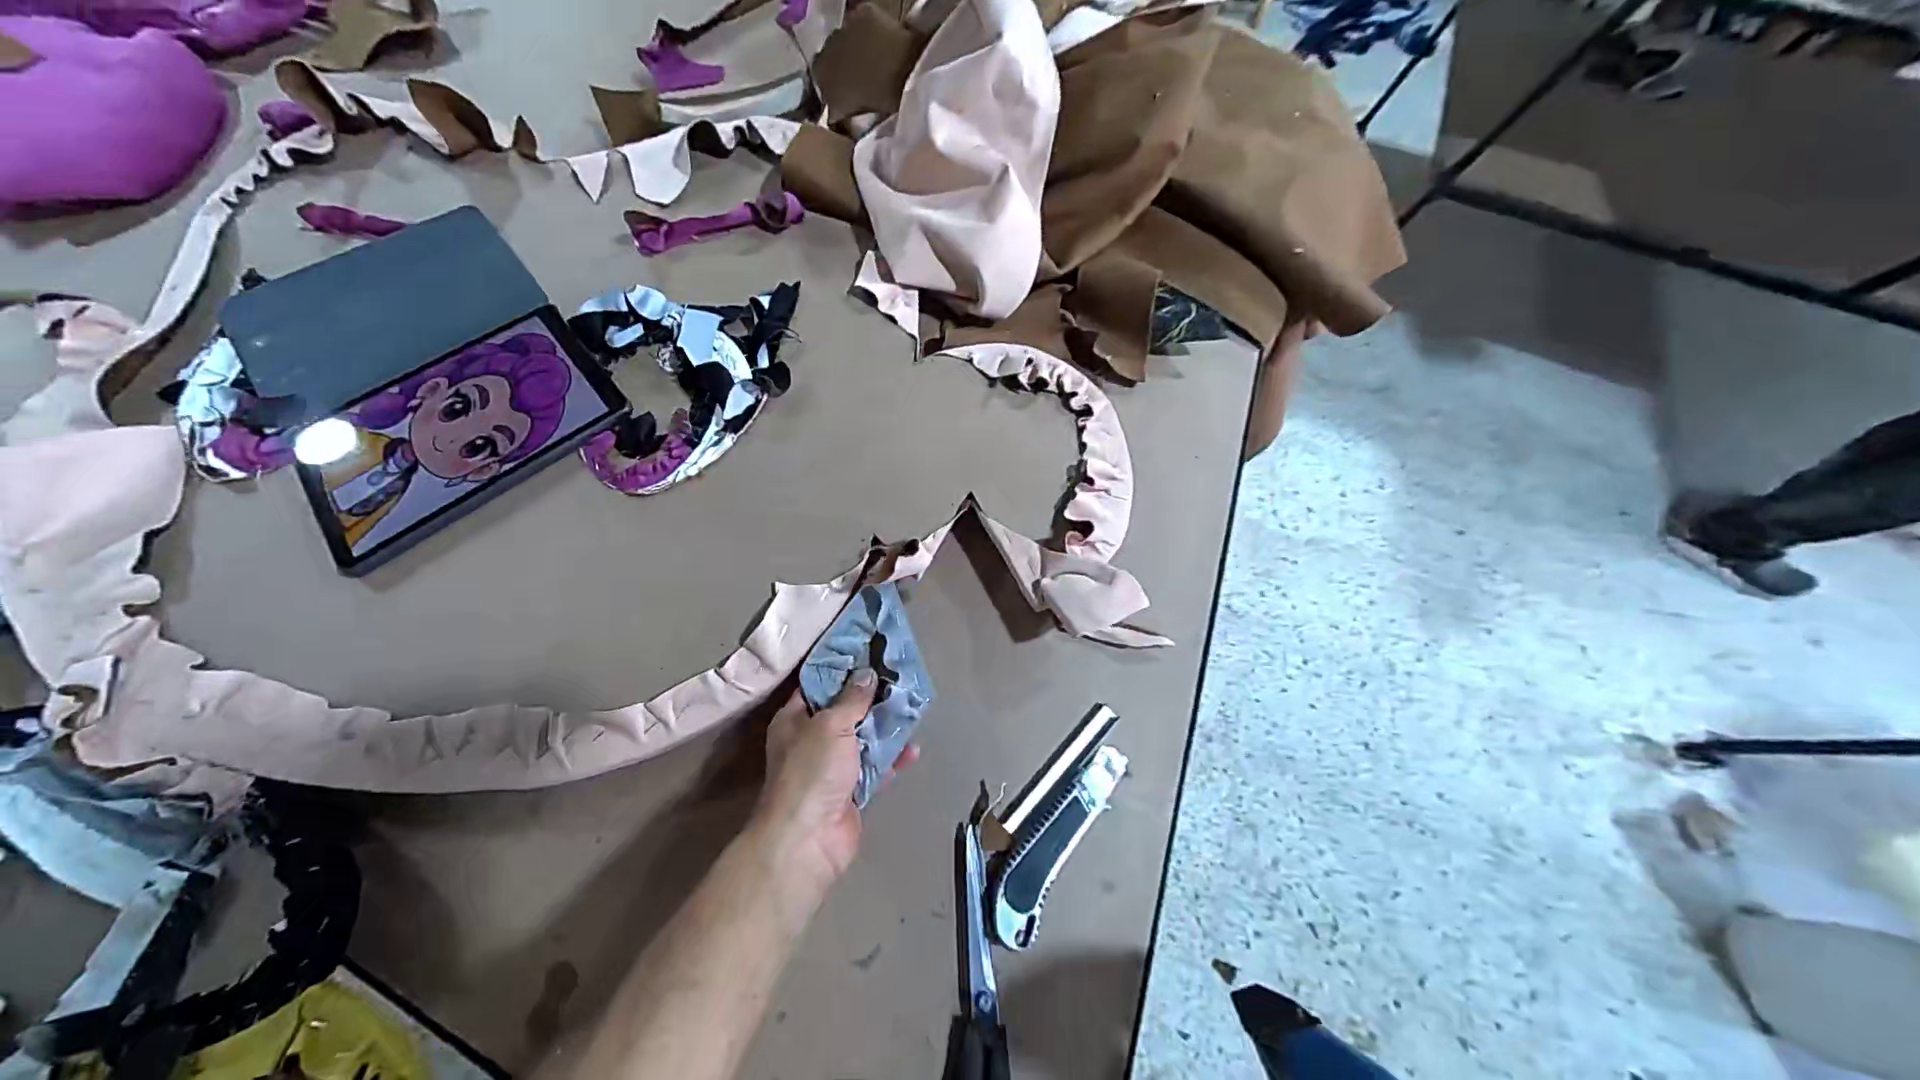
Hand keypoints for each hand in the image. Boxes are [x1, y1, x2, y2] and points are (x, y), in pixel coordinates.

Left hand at [748, 671, 917, 899]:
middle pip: (845, 711)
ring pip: (863, 739)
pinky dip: (892, 759)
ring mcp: (832, 767)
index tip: (868, 652)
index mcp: (795, 719)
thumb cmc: (811, 772)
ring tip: (912, 708)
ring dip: (885, 728)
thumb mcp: (830, 725)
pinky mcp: (851, 789)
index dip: (842, 669)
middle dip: (871, 698)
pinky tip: (912, 750)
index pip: (818, 685)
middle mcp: (812, 739)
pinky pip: (875, 768)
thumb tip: (867, 673)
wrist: (808, 838)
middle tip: (899, 678)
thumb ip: (852, 699)